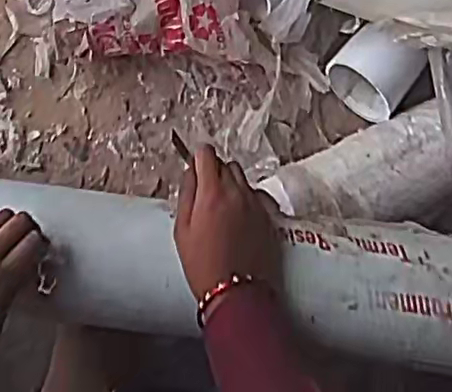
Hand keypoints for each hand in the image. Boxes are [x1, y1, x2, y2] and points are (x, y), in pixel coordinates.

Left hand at [0, 210, 47, 355]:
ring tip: (13, 237)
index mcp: (1, 279)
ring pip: (1, 216)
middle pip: (19, 221)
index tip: (44, 253)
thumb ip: (15, 292)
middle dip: (30, 230)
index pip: (33, 243)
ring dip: (11, 223)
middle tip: (32, 241)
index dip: (42, 246)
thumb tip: (25, 276)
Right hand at [173, 146, 279, 316]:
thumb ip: (186, 193)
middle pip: (226, 163)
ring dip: (232, 184)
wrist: (238, 297)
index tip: (196, 168)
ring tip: (223, 207)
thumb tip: (190, 172)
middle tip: (207, 193)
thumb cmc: (204, 266)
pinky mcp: (269, 218)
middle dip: (215, 172)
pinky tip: (241, 216)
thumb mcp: (182, 229)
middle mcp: (237, 192)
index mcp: (212, 192)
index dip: (199, 158)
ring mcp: (256, 204)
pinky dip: (248, 199)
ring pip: (242, 178)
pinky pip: (257, 196)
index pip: (207, 153)